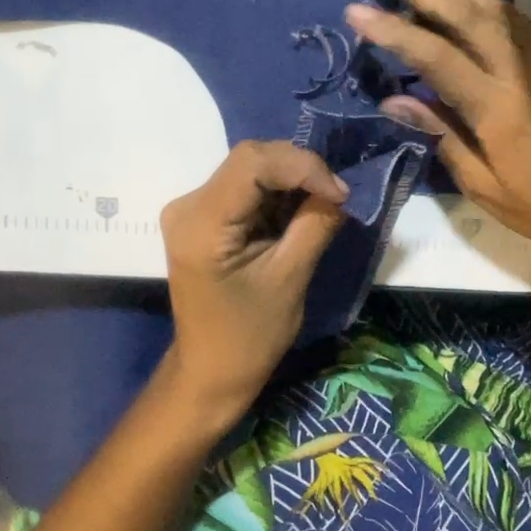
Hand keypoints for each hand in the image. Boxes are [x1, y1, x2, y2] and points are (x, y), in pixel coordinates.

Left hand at [160, 141, 349, 415]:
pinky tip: (300, 213)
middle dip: (300, 171)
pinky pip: (246, 188)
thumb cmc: (250, 336)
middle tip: (338, 198)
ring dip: (292, 181)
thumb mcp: (291, 279)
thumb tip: (343, 190)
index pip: (252, 163)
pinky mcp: (203, 217)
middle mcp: (187, 206)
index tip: (341, 194)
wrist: (211, 370)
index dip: (303, 166)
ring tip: (325, 206)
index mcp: (202, 225)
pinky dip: (279, 194)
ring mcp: (191, 210)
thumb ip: (316, 225)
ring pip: (251, 169)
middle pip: (251, 160)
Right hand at [344, 0, 530, 286]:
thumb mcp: (481, 184)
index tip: (357, 10)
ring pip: (494, 7)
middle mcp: (520, 74)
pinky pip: (516, 18)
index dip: (396, 32)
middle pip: (467, 16)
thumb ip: (442, 134)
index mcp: (497, 110)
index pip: (438, 58)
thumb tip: (396, 97)